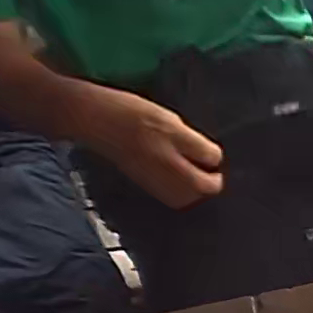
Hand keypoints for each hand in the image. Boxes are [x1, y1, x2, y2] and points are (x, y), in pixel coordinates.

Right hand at [69, 84, 223, 208]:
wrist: (95, 120)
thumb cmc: (136, 119)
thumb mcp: (176, 128)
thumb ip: (201, 149)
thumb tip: (217, 161)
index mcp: (185, 180)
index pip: (214, 186)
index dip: (214, 168)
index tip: (208, 151)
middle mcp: (173, 193)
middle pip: (200, 191)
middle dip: (202, 174)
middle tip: (193, 148)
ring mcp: (158, 190)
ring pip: (185, 189)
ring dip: (187, 174)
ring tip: (177, 150)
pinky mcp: (145, 184)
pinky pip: (169, 186)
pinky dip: (172, 174)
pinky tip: (163, 154)